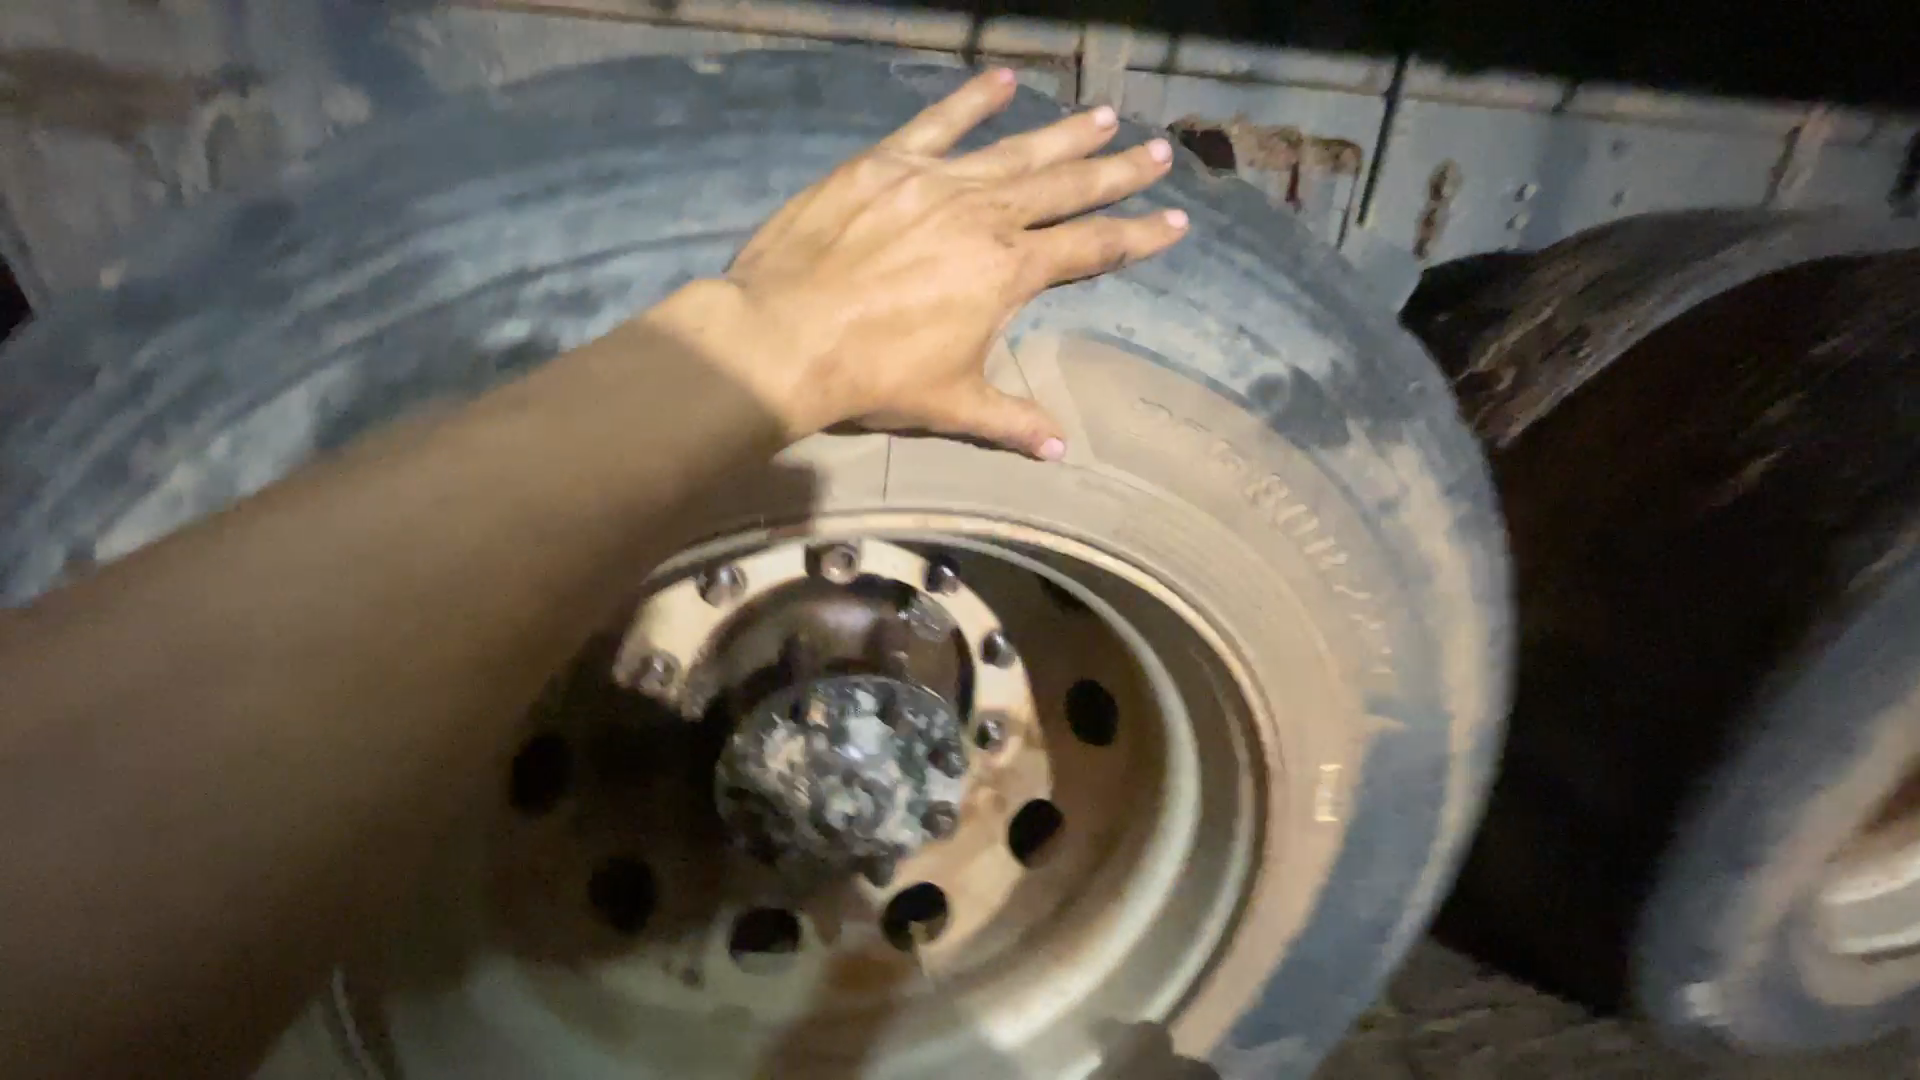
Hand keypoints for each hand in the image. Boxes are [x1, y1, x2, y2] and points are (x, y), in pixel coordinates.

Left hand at [648, 67, 1187, 457]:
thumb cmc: (875, 377)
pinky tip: (1005, 79)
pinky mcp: (887, 164)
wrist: (788, 337)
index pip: (1089, 250)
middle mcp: (985, 216)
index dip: (1137, 237)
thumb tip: (1061, 452)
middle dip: (1117, 173)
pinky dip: (973, 100)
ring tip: (1105, 117)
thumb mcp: (953, 405)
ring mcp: (936, 182)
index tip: (1175, 222)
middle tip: (1159, 153)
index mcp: (1008, 272)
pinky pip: (939, 123)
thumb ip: (1012, 422)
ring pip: (1015, 151)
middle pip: (1066, 188)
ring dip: (1064, 135)